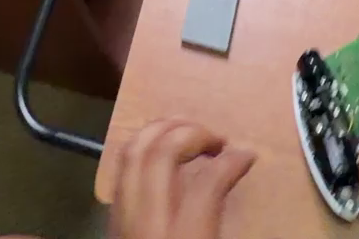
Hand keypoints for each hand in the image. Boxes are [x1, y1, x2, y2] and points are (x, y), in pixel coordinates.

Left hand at [105, 119, 255, 238]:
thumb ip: (220, 221)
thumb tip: (236, 176)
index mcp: (183, 237)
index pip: (208, 184)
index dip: (232, 163)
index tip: (248, 154)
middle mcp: (147, 221)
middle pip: (162, 153)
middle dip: (191, 133)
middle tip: (216, 138)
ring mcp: (122, 219)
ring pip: (133, 153)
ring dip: (161, 131)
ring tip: (187, 131)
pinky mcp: (110, 221)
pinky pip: (121, 169)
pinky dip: (140, 147)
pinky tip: (159, 149)